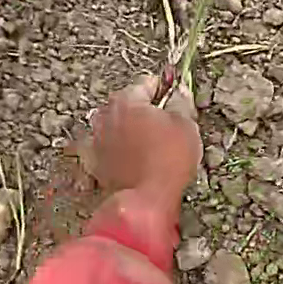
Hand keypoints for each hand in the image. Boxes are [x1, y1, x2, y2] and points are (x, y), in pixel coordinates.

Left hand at [85, 75, 201, 214]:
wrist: (147, 200)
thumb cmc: (169, 159)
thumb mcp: (186, 125)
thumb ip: (181, 103)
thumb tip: (180, 91)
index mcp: (127, 102)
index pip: (145, 83)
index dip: (163, 87)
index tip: (173, 93)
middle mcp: (106, 117)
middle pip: (126, 104)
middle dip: (143, 109)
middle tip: (165, 120)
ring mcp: (98, 141)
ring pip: (116, 126)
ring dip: (129, 129)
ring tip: (150, 141)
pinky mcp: (96, 164)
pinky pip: (110, 149)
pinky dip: (120, 150)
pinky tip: (135, 158)